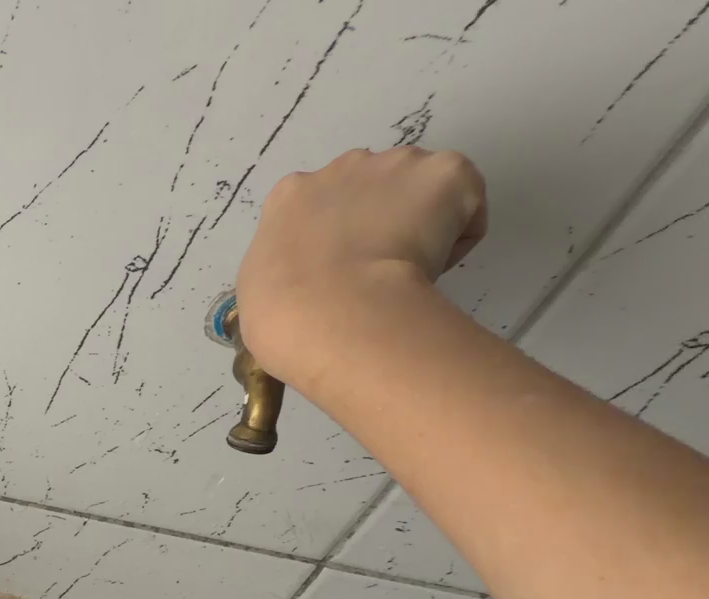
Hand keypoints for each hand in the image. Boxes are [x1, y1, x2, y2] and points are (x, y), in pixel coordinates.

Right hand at [235, 147, 487, 386]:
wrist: (329, 308)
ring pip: (421, 192)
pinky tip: (430, 270)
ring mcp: (397, 164)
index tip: (334, 267)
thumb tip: (308, 271)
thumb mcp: (259, 281)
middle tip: (371, 267)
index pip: (317, 205)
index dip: (331, 236)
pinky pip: (464, 208)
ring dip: (420, 223)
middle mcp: (343, 166)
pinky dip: (457, 239)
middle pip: (372, 187)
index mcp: (290, 195)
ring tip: (404, 272)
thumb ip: (285, 261)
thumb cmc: (278, 308)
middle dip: (378, 219)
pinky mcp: (447, 173)